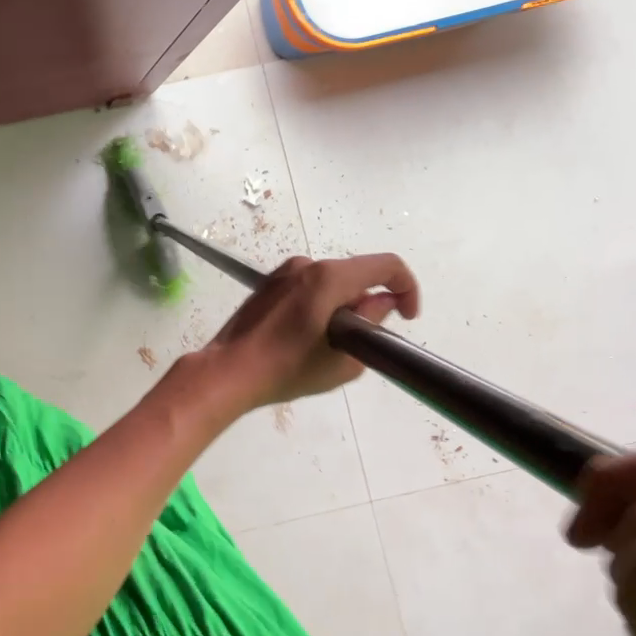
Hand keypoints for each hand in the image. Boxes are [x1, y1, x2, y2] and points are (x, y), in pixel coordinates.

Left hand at [186, 254, 419, 422]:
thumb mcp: (343, 358)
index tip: (407, 317)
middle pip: (355, 274)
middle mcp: (304, 265)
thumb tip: (380, 304)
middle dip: (368, 302)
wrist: (228, 370)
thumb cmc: (287, 368)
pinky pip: (306, 288)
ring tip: (332, 343)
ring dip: (342, 305)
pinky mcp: (265, 286)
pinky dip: (319, 305)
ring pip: (329, 282)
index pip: (386, 266)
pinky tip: (308, 337)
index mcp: (328, 277)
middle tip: (363, 338)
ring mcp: (281, 274)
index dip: (407, 287)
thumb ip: (371, 324)